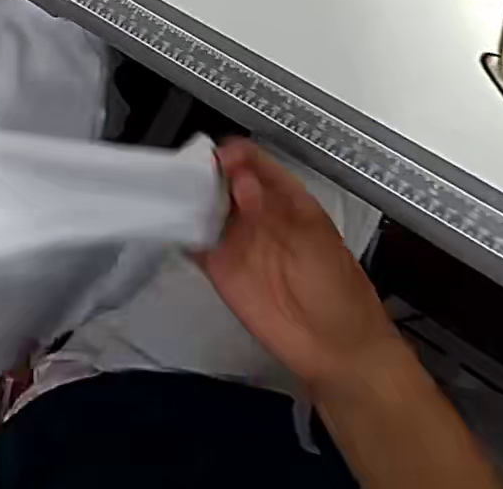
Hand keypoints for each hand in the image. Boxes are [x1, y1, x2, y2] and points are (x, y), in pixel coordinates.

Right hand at [198, 139, 403, 391]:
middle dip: (204, 171)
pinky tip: (167, 219)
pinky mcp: (217, 266)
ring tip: (173, 191)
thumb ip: (272, 205)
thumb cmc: (334, 285)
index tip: (219, 158)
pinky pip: (192, 240)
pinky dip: (178, 228)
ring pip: (203, 204)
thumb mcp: (312, 235)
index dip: (234, 154)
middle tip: (193, 175)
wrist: (335, 348)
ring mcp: (234, 238)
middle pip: (220, 178)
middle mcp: (253, 211)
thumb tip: (238, 177)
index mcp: (280, 196)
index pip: (251, 161)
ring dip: (188, 195)